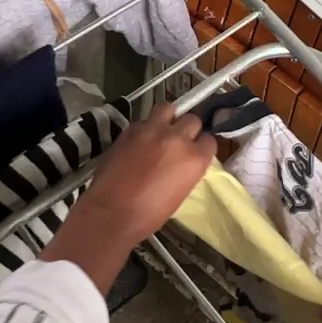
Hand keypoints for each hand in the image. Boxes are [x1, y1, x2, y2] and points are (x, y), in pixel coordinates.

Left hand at [41, 103, 216, 291]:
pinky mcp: (130, 130)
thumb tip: (184, 160)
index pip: (209, 140)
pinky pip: (144, 120)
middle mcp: (176, 138)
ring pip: (168, 108)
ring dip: (168, 118)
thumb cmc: (150, 214)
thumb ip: (187, 169)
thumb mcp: (181, 192)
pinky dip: (145, 128)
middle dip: (188, 129)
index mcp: (194, 158)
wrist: (112, 213)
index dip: (202, 145)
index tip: (195, 151)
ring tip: (161, 131)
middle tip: (178, 141)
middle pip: (192, 119)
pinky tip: (139, 141)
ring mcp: (152, 130)